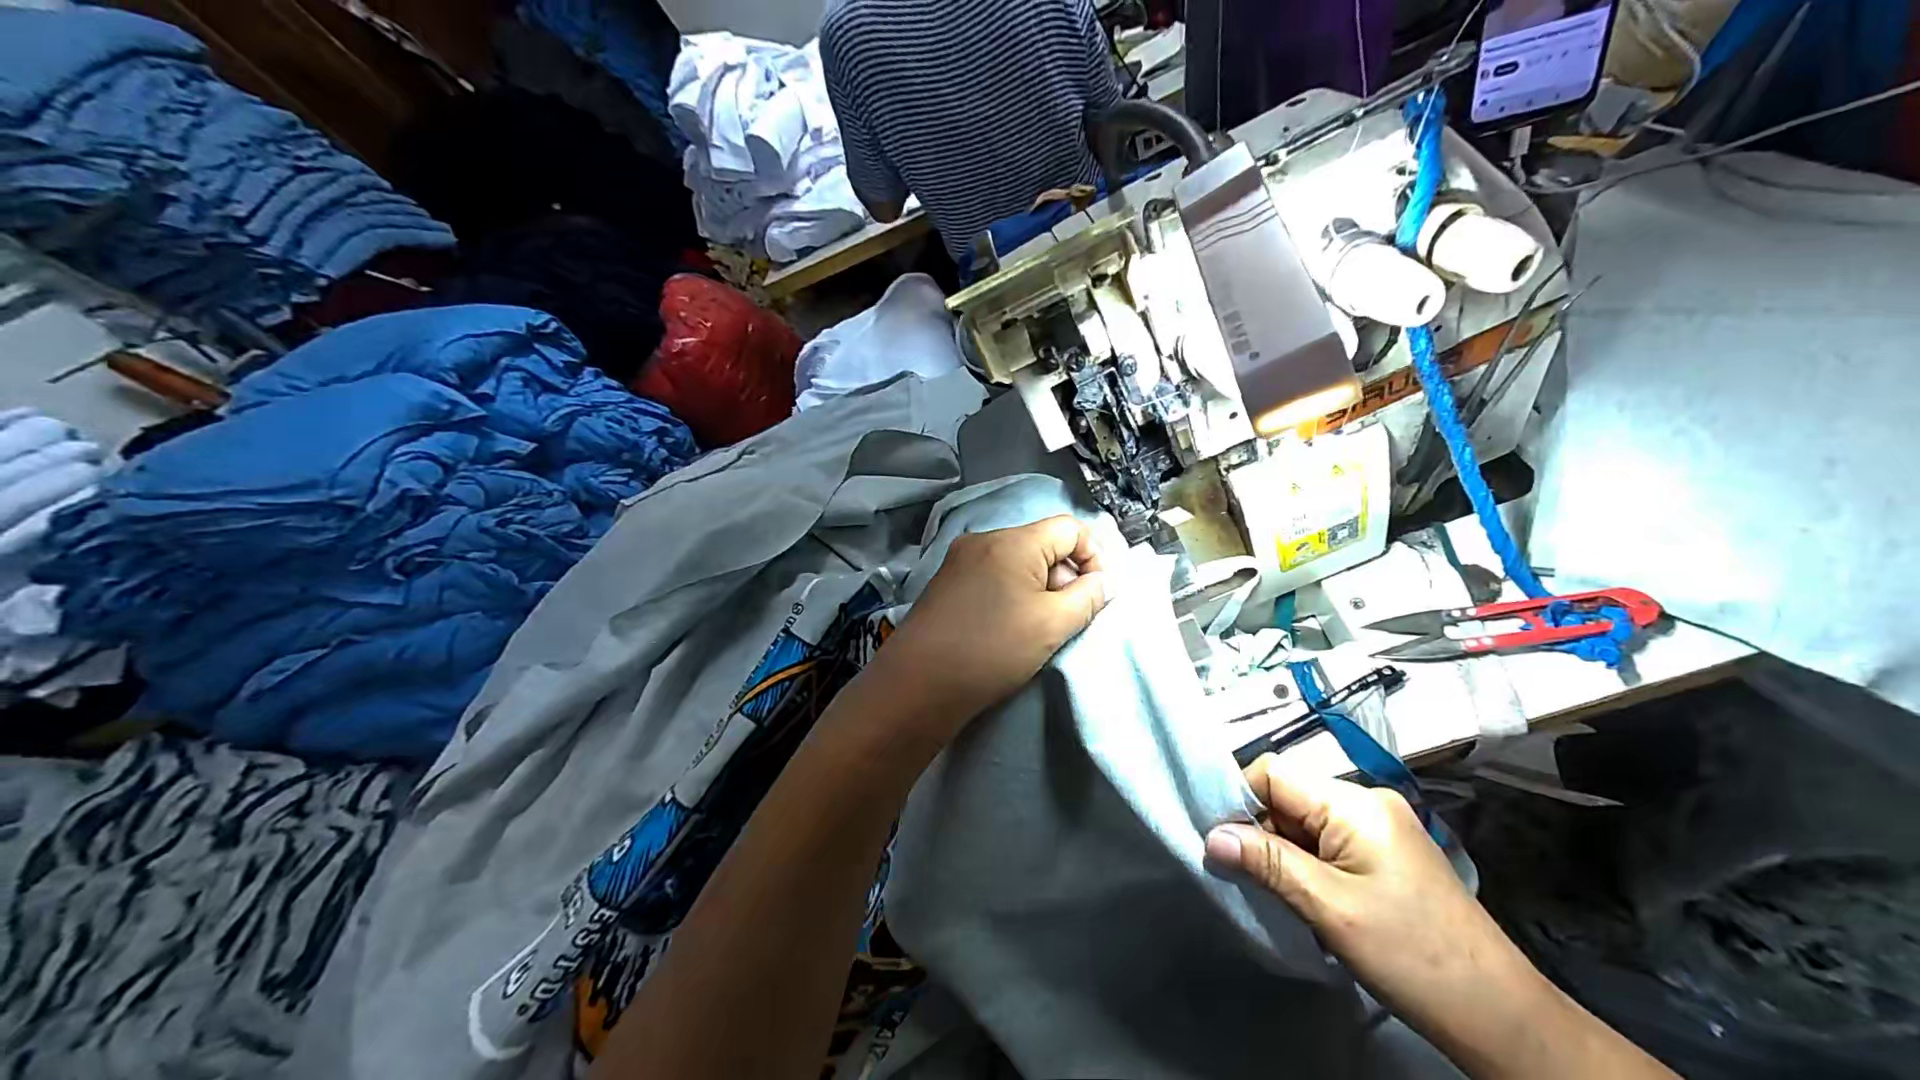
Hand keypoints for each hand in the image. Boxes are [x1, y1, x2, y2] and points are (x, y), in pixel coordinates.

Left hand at [864, 516, 1109, 741]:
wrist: (918, 683)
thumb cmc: (992, 650)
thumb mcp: (1052, 624)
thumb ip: (1088, 596)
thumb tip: (1103, 580)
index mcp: (1013, 541)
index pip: (1070, 528)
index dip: (1094, 556)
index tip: (1098, 593)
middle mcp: (983, 539)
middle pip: (1042, 542)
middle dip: (1065, 574)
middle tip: (1067, 616)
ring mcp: (960, 560)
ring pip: (1017, 561)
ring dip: (1038, 586)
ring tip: (1037, 626)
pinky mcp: (946, 581)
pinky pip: (992, 575)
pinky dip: (1011, 592)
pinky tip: (1007, 626)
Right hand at [1205, 757, 1544, 1051]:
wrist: (1499, 1014)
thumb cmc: (1411, 954)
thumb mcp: (1329, 907)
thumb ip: (1268, 862)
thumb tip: (1212, 836)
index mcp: (1355, 803)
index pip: (1272, 773)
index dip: (1239, 800)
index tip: (1220, 842)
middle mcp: (1367, 801)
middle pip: (1287, 796)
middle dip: (1261, 832)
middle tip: (1249, 878)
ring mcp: (1380, 825)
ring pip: (1304, 821)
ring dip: (1284, 853)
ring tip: (1282, 895)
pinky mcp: (1386, 851)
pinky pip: (1327, 840)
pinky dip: (1307, 864)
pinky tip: (1308, 899)